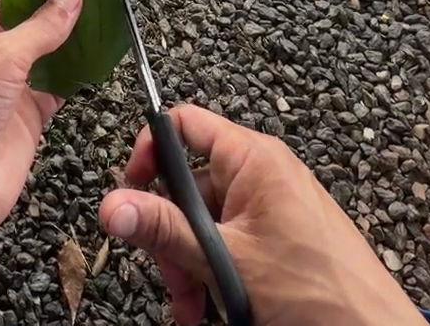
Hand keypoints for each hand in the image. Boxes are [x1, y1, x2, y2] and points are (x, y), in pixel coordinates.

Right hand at [99, 105, 424, 325]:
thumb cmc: (318, 296)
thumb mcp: (229, 261)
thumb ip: (165, 231)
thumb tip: (111, 206)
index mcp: (252, 158)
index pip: (182, 123)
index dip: (149, 152)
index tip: (132, 193)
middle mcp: (261, 174)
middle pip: (188, 184)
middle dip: (171, 234)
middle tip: (170, 278)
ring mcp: (273, 209)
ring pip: (207, 223)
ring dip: (189, 265)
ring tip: (192, 309)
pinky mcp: (282, 242)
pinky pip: (231, 245)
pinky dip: (216, 275)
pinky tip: (213, 310)